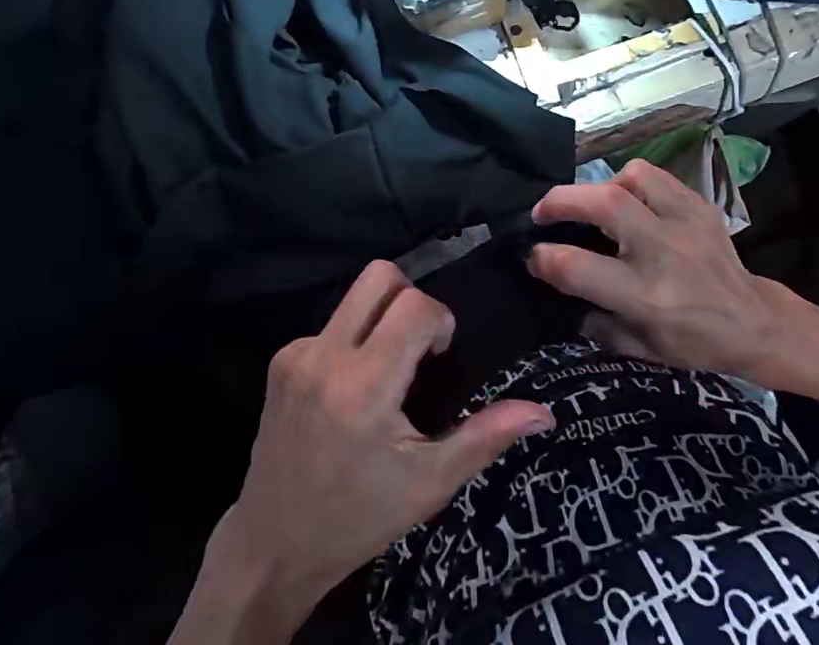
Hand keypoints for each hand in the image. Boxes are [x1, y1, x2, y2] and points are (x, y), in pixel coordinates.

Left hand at [174, 261, 553, 643]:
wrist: (275, 542)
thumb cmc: (360, 518)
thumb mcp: (429, 483)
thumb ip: (485, 436)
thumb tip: (543, 412)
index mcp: (365, 387)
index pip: (415, 306)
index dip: (441, 320)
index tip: (441, 356)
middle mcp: (326, 356)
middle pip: (380, 276)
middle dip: (412, 297)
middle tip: (419, 346)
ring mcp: (297, 353)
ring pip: (354, 296)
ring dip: (382, 319)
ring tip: (386, 372)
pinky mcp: (281, 359)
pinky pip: (331, 324)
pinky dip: (353, 342)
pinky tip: (351, 390)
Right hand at [526, 159, 812, 385]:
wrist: (756, 324)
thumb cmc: (693, 342)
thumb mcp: (638, 348)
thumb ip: (593, 319)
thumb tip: (558, 283)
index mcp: (645, 296)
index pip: (577, 267)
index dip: (543, 258)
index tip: (533, 256)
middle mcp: (663, 252)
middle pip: (603, 203)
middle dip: (560, 200)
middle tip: (541, 211)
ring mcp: (685, 223)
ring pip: (631, 178)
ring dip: (599, 186)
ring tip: (592, 205)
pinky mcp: (699, 206)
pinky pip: (654, 176)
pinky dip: (630, 183)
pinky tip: (628, 202)